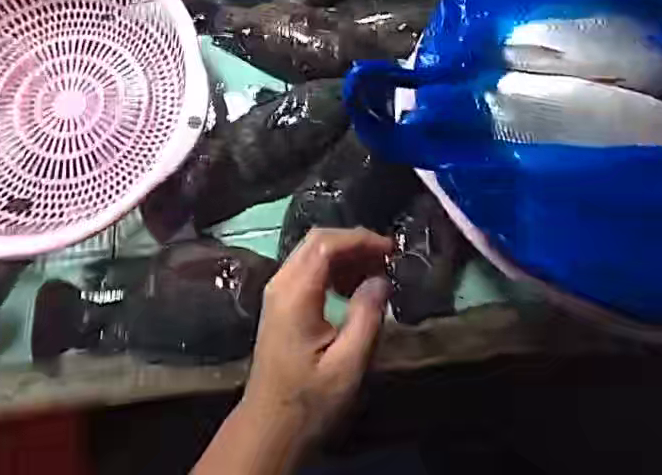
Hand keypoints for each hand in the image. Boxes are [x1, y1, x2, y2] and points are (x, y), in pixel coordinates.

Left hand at [195, 228, 391, 474]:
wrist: (271, 424)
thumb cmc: (310, 399)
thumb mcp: (348, 365)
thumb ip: (366, 318)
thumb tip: (381, 279)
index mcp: (295, 291)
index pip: (325, 243)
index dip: (359, 238)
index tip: (390, 248)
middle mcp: (281, 281)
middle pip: (316, 241)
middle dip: (353, 242)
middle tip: (388, 257)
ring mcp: (277, 289)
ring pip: (310, 253)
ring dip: (343, 254)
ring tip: (377, 271)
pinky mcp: (280, 300)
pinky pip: (307, 269)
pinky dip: (332, 268)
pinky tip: (354, 286)